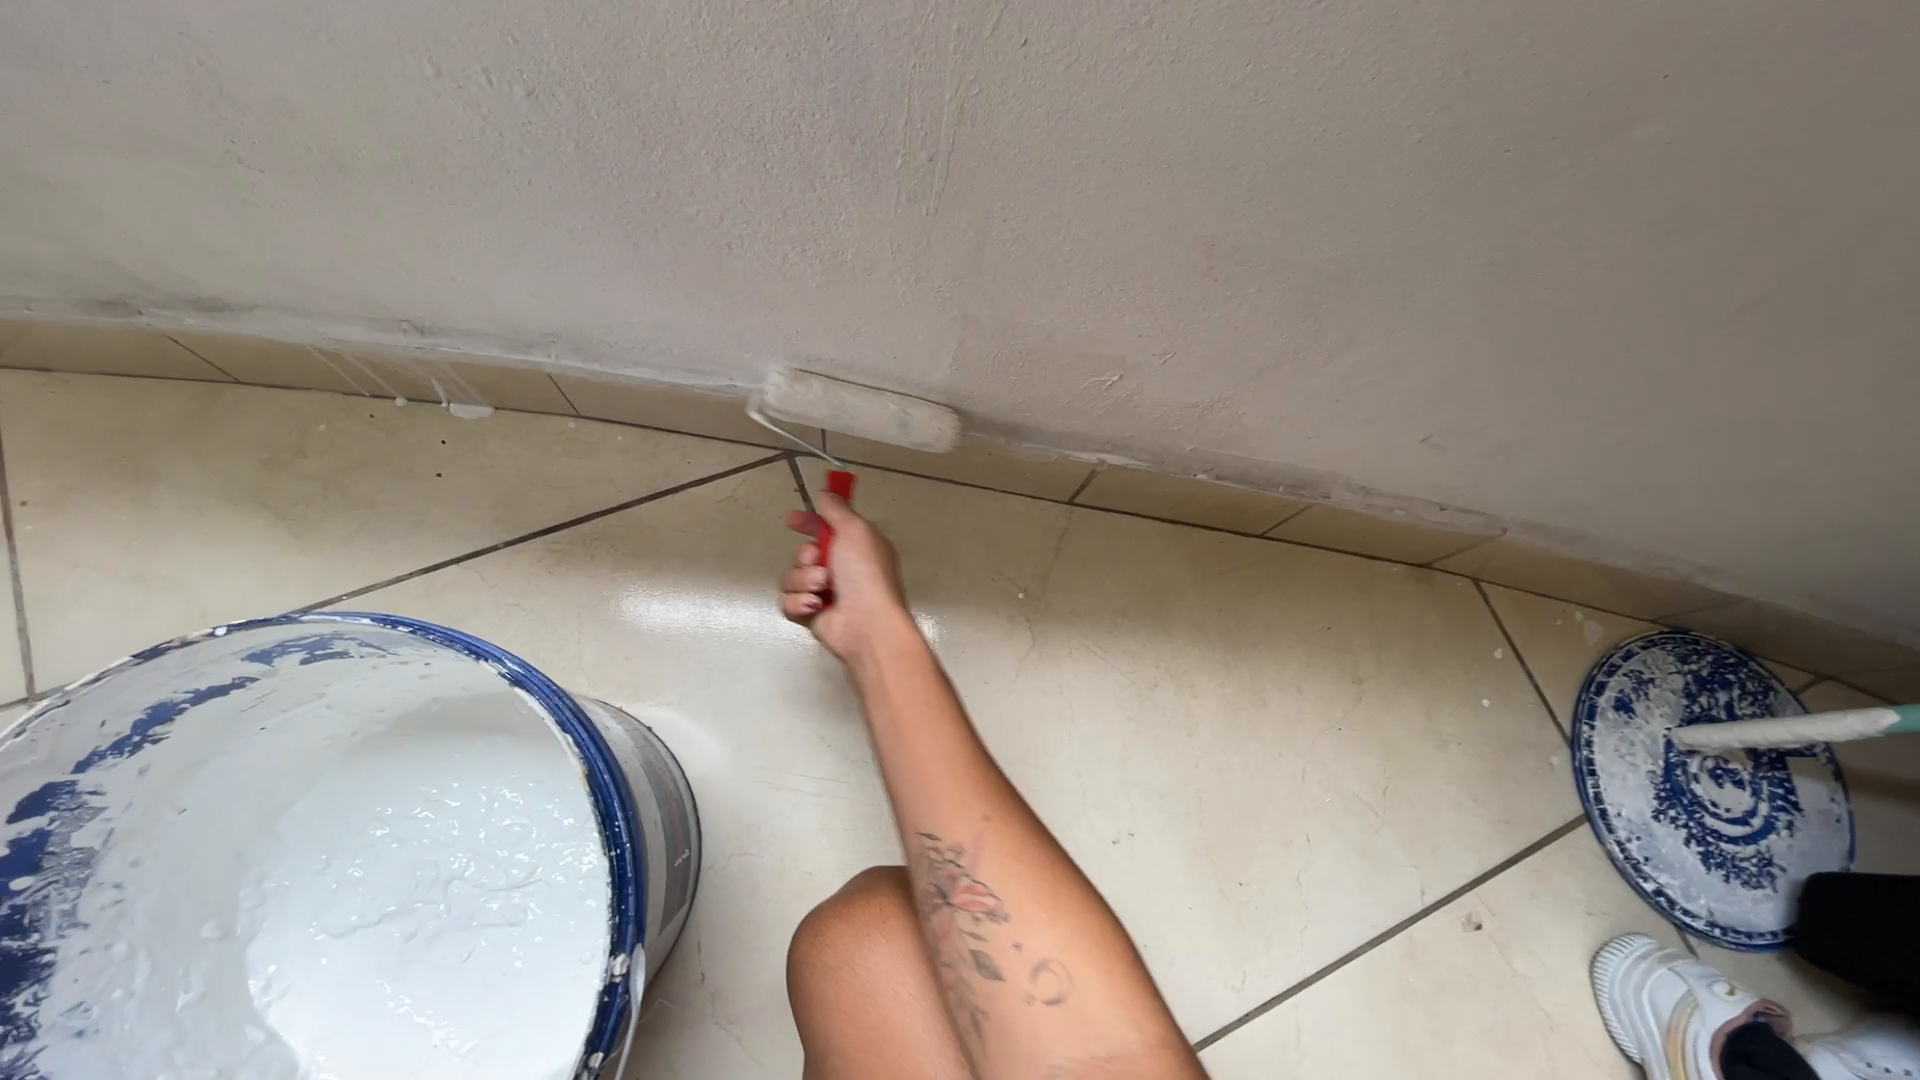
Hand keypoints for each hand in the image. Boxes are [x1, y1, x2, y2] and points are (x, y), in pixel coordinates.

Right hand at [781, 493, 915, 664]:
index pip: (827, 529)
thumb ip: (838, 510)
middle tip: (817, 561)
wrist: (866, 623)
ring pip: (792, 577)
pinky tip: (816, 606)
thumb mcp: (856, 530)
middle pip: (804, 553)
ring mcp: (825, 593)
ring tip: (823, 588)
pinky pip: (789, 602)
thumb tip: (826, 493)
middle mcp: (841, 570)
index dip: (809, 523)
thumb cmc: (865, 573)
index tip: (792, 520)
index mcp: (857, 548)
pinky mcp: (811, 615)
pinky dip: (800, 602)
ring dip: (805, 580)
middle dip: (806, 556)